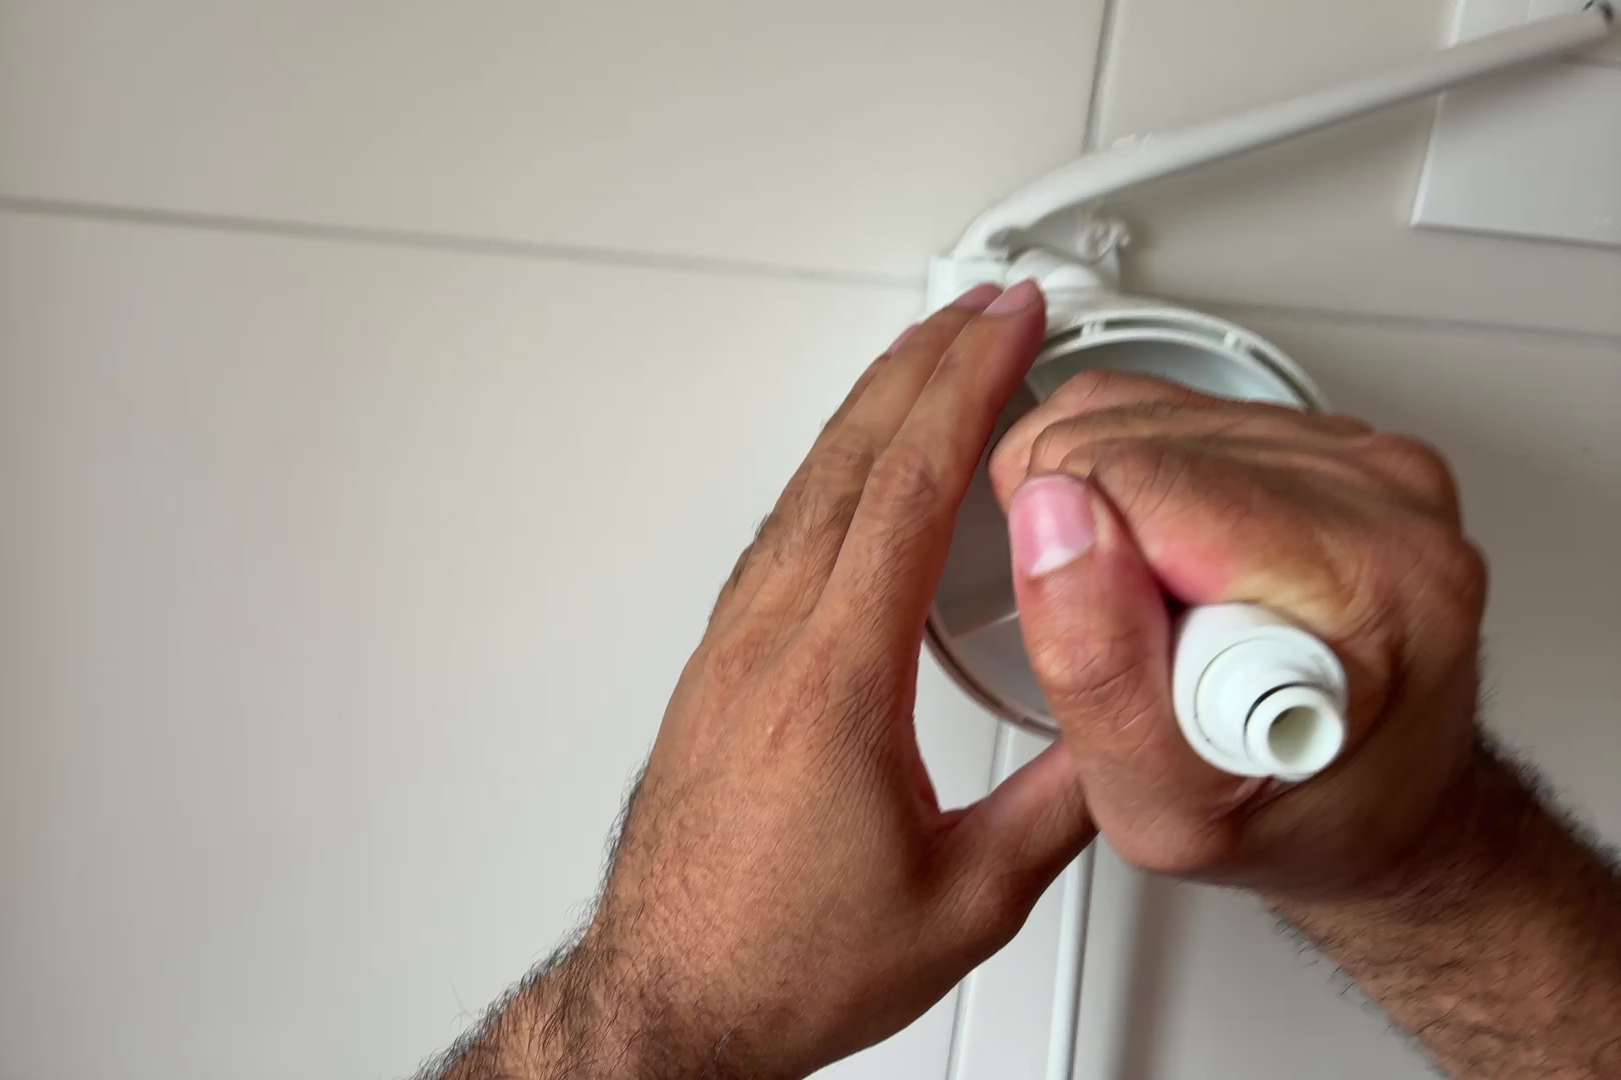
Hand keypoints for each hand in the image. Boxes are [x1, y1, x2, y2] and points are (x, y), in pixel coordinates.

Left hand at [428, 281, 1094, 1079]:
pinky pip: (781, 531)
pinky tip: (856, 461)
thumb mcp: (963, 896)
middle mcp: (768, 641)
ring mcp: (733, 640)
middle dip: (920, 369)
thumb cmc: (782, 952)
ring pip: (807, 486)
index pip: (907, 491)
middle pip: (850, 462)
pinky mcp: (720, 655)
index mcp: (833, 683)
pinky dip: (831, 470)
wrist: (676, 981)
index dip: (964, 391)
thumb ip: (1056, 801)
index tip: (1003, 328)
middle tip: (974, 312)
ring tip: (924, 360)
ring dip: (871, 410)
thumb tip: (1110, 734)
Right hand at [988, 371, 1488, 899]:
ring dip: (1075, 506)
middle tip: (1125, 632)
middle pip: (1106, 439)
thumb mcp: (1159, 801)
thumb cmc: (1279, 808)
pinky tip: (1123, 544)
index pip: (1118, 478)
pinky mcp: (1292, 433)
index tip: (1116, 650)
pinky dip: (1088, 470)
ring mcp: (1334, 450)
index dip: (1067, 569)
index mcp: (1358, 577)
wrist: (1361, 794)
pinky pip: (1128, 403)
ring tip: (1131, 598)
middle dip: (1069, 537)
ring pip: (1104, 413)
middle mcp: (1367, 490)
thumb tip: (1047, 514)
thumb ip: (1094, 665)